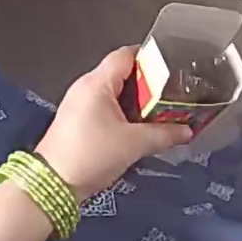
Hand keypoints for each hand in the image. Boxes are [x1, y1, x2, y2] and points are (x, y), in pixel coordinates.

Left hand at [35, 46, 192, 199]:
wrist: (53, 185)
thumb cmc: (93, 155)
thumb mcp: (134, 144)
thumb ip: (164, 134)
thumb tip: (188, 131)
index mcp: (97, 83)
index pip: (126, 55)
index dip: (150, 57)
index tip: (172, 68)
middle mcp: (85, 87)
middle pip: (121, 72)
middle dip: (148, 83)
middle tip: (172, 94)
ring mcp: (78, 103)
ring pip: (114, 92)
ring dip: (136, 100)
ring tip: (160, 111)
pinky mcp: (76, 120)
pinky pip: (104, 106)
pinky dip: (123, 112)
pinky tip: (138, 127)